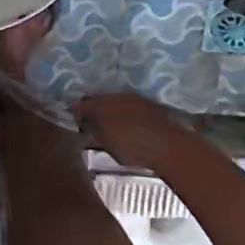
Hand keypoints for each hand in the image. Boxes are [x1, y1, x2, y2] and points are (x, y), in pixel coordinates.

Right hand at [76, 92, 200, 168]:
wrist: (170, 146)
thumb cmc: (133, 148)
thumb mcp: (107, 145)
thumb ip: (94, 133)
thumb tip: (85, 125)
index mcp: (100, 106)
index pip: (82, 105)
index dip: (76, 111)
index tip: (73, 119)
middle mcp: (115, 97)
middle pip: (98, 98)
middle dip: (92, 106)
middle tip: (89, 118)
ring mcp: (134, 98)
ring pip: (114, 99)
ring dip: (109, 106)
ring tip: (107, 119)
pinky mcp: (149, 104)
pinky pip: (129, 103)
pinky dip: (123, 109)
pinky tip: (126, 119)